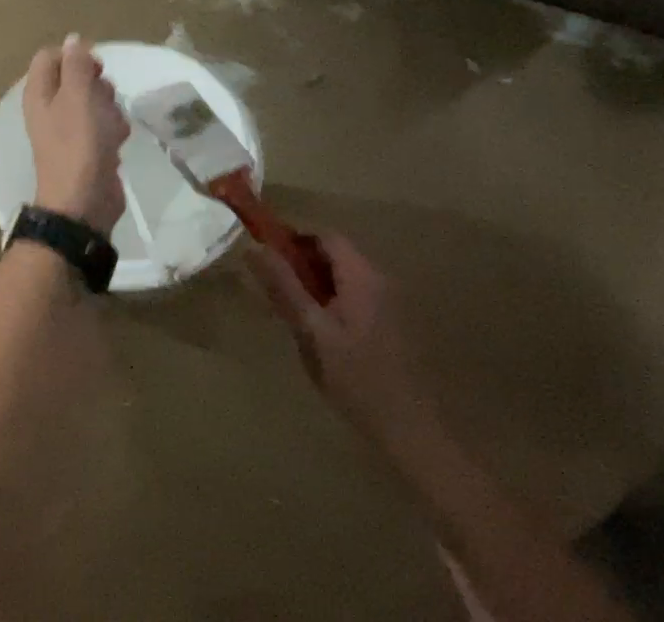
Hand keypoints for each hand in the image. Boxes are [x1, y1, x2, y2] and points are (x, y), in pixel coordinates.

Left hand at [23, 35, 131, 232]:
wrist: (84, 200)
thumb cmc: (77, 145)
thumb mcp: (77, 97)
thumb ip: (75, 66)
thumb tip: (72, 39)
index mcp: (38, 93)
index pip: (51, 57)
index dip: (74, 56)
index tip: (94, 68)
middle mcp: (49, 107)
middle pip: (77, 78)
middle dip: (97, 86)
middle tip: (102, 100)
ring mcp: (69, 128)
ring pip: (95, 101)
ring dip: (109, 110)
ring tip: (110, 127)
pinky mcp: (88, 146)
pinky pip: (104, 125)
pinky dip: (112, 131)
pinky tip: (116, 144)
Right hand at [251, 234, 439, 445]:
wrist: (409, 428)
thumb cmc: (355, 376)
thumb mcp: (310, 330)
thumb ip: (284, 286)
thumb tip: (254, 247)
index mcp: (363, 278)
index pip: (326, 236)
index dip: (292, 237)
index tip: (262, 253)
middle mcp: (382, 282)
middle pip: (335, 255)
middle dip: (299, 263)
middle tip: (269, 286)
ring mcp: (391, 304)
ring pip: (343, 277)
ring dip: (312, 283)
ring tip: (287, 310)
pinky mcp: (391, 324)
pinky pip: (354, 296)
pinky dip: (329, 300)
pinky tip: (315, 330)